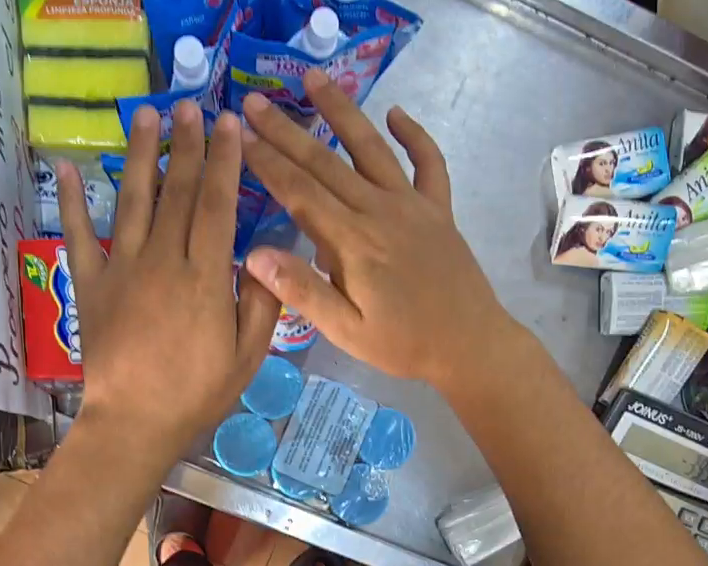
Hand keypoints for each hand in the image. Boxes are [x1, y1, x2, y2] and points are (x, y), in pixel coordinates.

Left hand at [56, 101, 277, 456]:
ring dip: (140, 155)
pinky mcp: (91, 285)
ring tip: (146, 115)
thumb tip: (267, 252)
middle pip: (177, 192)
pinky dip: (72, 200)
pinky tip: (67, 167)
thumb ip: (262, 301)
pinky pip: (80, 235)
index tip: (229, 126)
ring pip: (133, 200)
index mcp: (206, 277)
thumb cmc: (198, 395)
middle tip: (191, 107)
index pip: (218, 205)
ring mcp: (123, 269)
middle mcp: (164, 260)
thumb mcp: (248, 356)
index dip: (225, 162)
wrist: (136, 423)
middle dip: (186, 146)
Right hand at [237, 70, 520, 390]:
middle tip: (253, 102)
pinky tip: (396, 113)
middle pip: (326, 163)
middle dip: (287, 131)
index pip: (300, 192)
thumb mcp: (346, 330)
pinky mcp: (439, 210)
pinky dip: (413, 135)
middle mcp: (380, 212)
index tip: (239, 137)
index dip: (267, 162)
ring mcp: (413, 206)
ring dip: (342, 110)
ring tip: (315, 78)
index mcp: (353, 243)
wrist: (469, 346)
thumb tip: (254, 256)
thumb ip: (303, 290)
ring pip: (371, 148)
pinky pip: (428, 163)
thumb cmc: (402, 345)